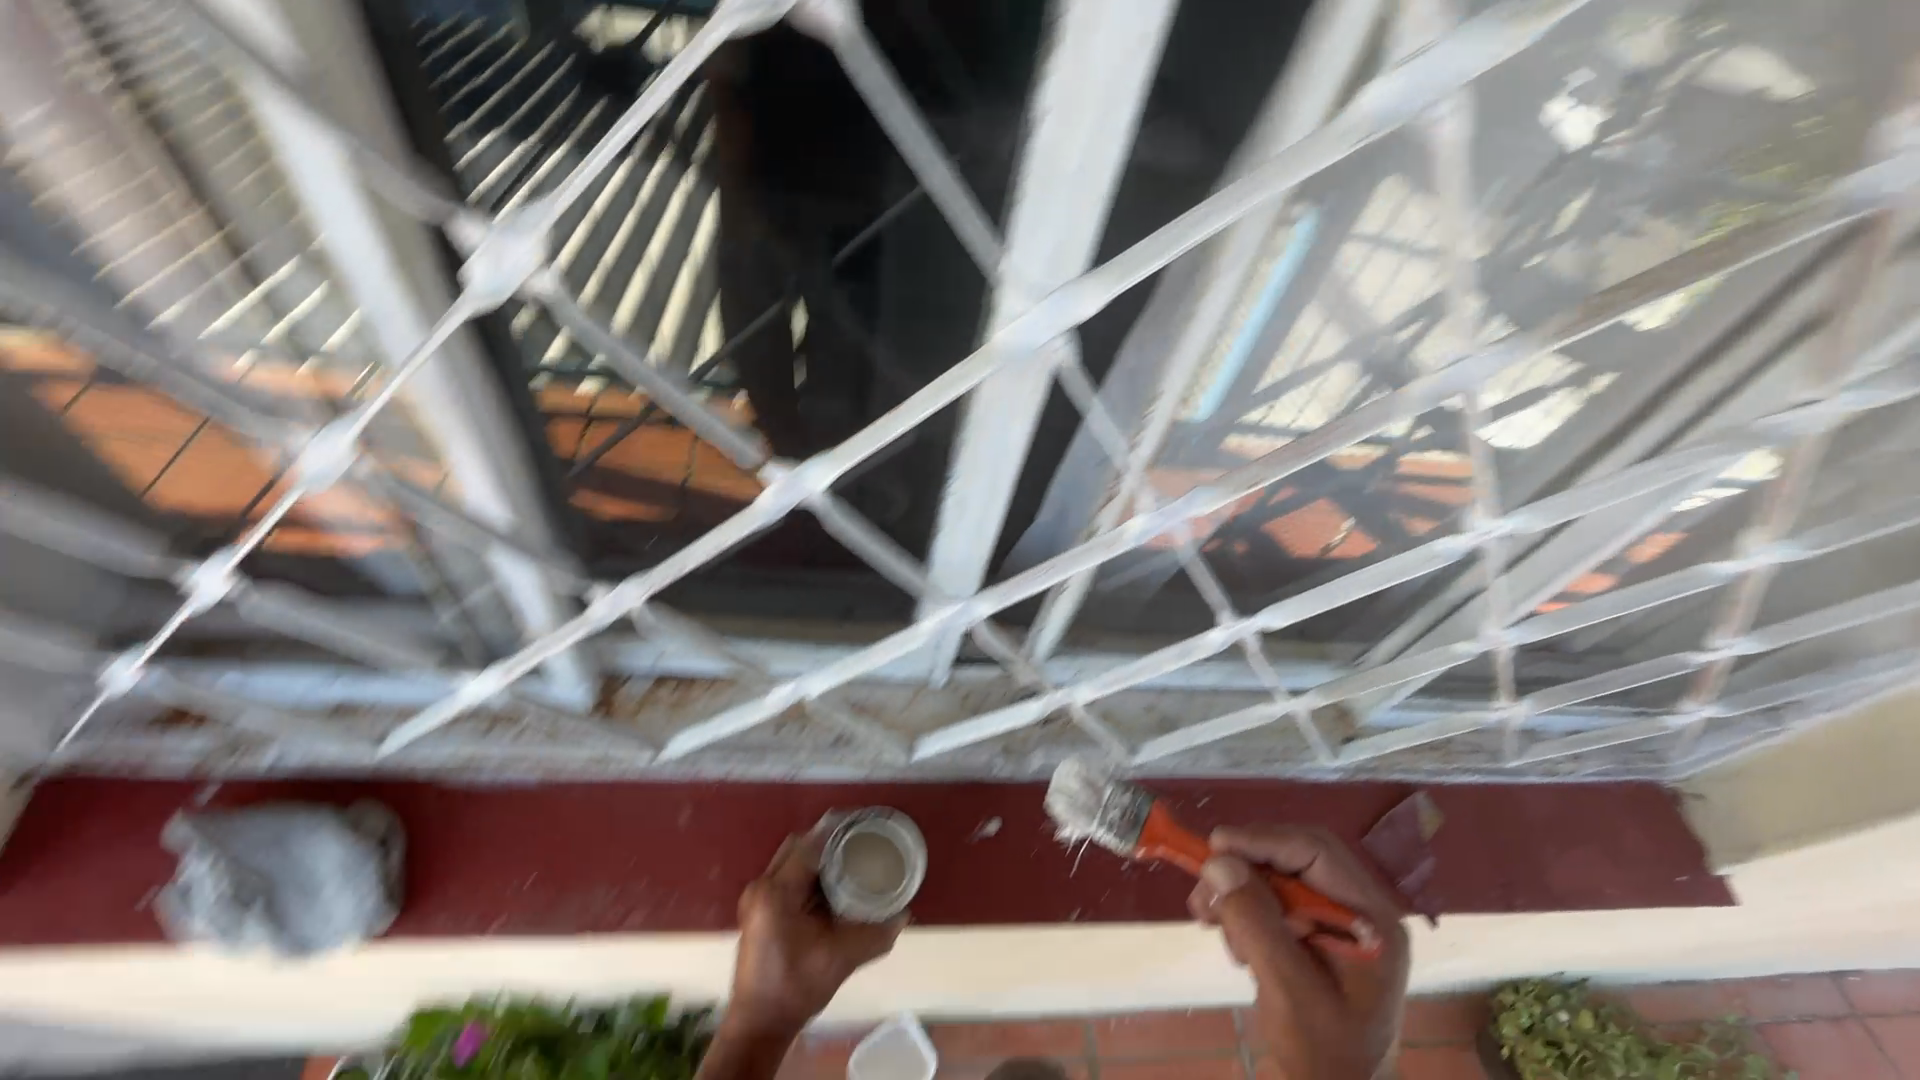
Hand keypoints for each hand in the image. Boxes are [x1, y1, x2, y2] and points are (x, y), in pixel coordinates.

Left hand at [724, 830, 906, 1036]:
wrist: (760, 1023)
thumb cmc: (796, 987)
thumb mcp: (840, 958)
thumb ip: (874, 935)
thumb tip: (904, 915)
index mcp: (776, 891)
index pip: (809, 845)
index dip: (837, 831)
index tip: (863, 824)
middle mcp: (762, 887)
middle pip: (798, 847)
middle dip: (829, 841)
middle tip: (861, 842)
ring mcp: (757, 899)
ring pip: (792, 862)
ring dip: (819, 859)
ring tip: (852, 860)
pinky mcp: (760, 912)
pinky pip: (788, 878)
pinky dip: (810, 875)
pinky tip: (834, 886)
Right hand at [1189, 826, 1409, 1079]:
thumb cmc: (1324, 1053)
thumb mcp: (1288, 991)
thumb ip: (1257, 924)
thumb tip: (1218, 863)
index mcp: (1372, 919)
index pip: (1316, 852)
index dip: (1263, 841)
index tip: (1214, 846)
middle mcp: (1360, 910)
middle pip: (1296, 858)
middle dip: (1246, 867)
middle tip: (1204, 887)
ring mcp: (1340, 922)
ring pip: (1281, 876)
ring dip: (1240, 891)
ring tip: (1210, 919)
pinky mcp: (1318, 934)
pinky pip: (1277, 900)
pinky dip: (1247, 910)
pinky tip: (1235, 941)